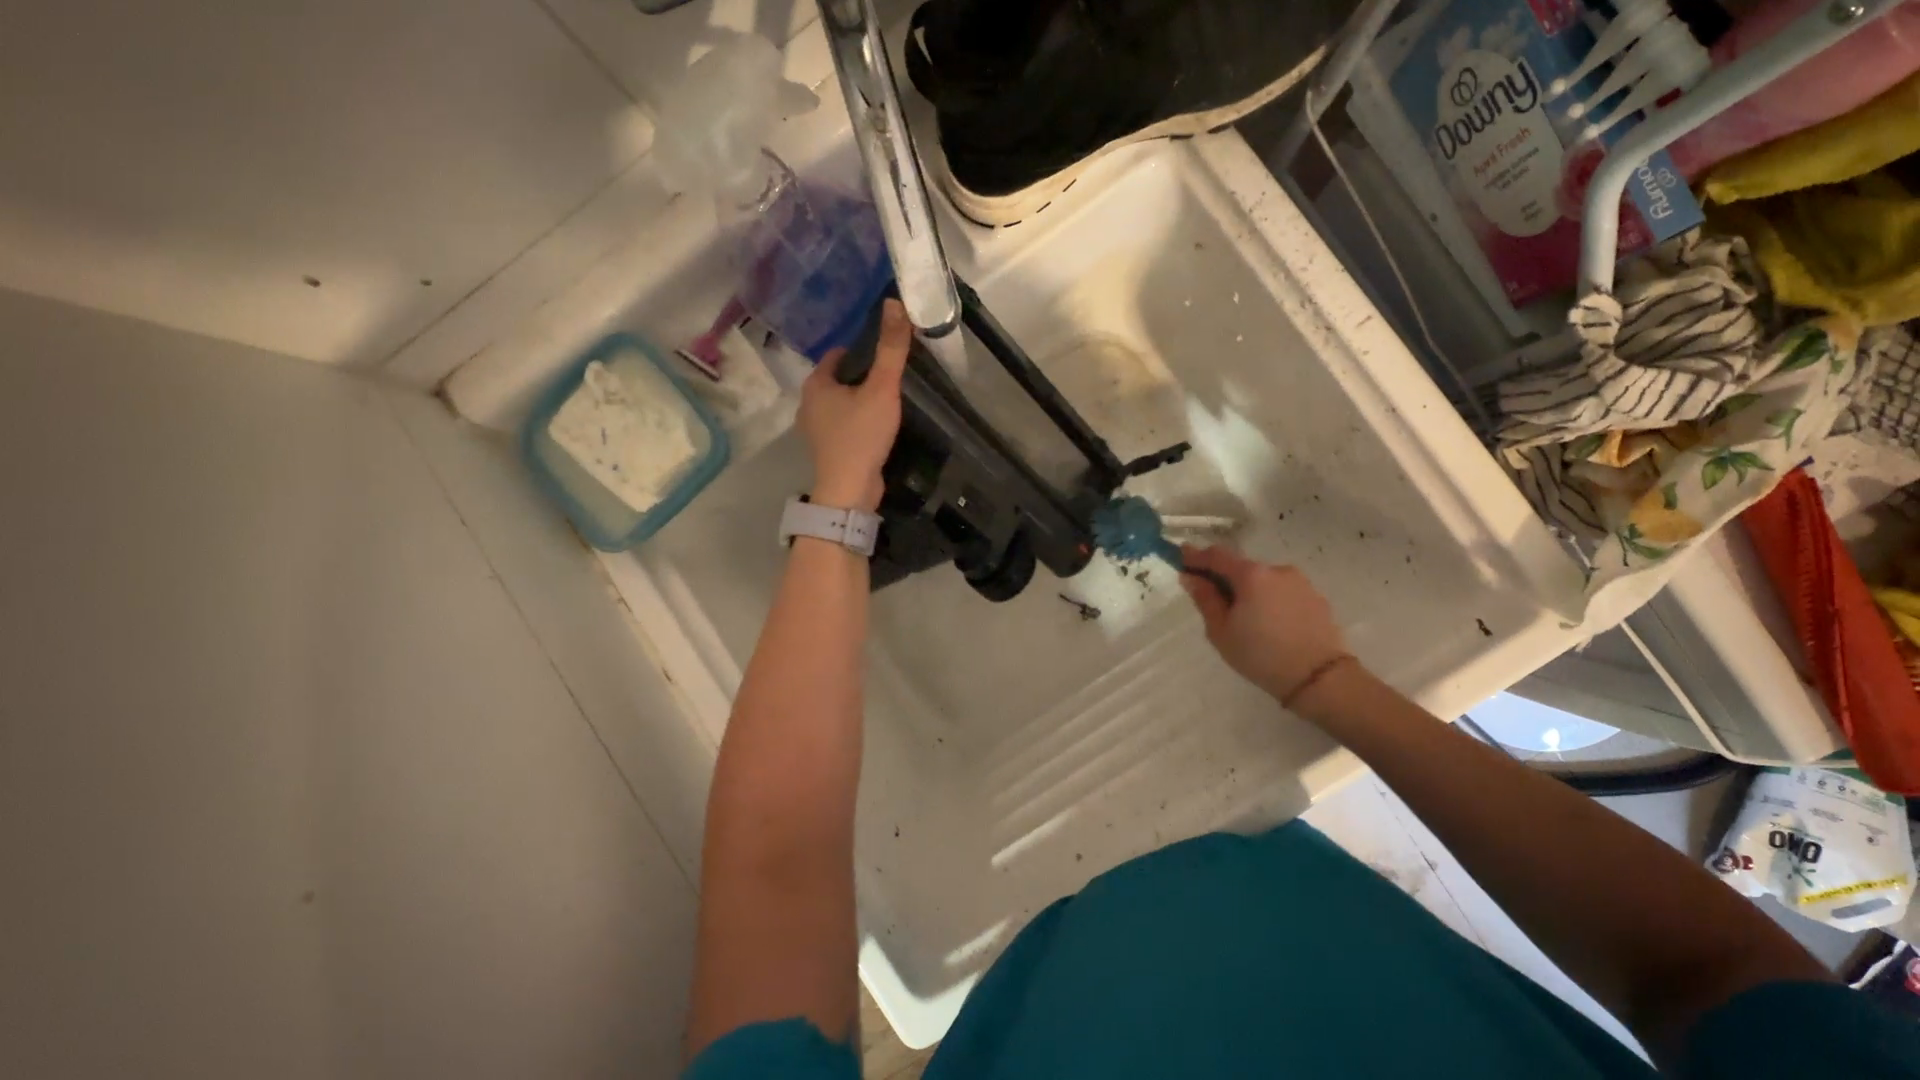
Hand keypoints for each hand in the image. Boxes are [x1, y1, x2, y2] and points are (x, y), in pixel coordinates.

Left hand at [802, 299, 910, 511]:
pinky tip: (878, 427)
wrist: (849, 490)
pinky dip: (858, 423)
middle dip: (862, 376)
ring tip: (889, 402)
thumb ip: (891, 349)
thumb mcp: (882, 389)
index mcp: (815, 384)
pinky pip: (844, 425)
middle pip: (839, 379)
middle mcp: (808, 404)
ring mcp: (815, 430)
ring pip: (841, 404)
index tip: (887, 356)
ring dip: (861, 401)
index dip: (862, 351)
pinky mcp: (828, 450)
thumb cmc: (861, 435)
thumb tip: (894, 304)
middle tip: (893, 378)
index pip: (838, 354)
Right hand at [1180, 545, 1351, 701]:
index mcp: (1251, 575)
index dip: (1196, 556)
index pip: (1217, 555)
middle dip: (1226, 580)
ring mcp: (1301, 582)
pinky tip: (1272, 627)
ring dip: (1251, 592)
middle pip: (1243, 568)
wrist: (1319, 678)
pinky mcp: (1317, 598)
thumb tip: (1190, 577)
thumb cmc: (1261, 656)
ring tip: (1248, 623)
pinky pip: (1284, 593)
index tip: (1181, 558)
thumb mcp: (1221, 632)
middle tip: (1215, 604)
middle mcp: (1277, 570)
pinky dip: (1272, 602)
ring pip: (1265, 581)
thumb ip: (1205, 599)